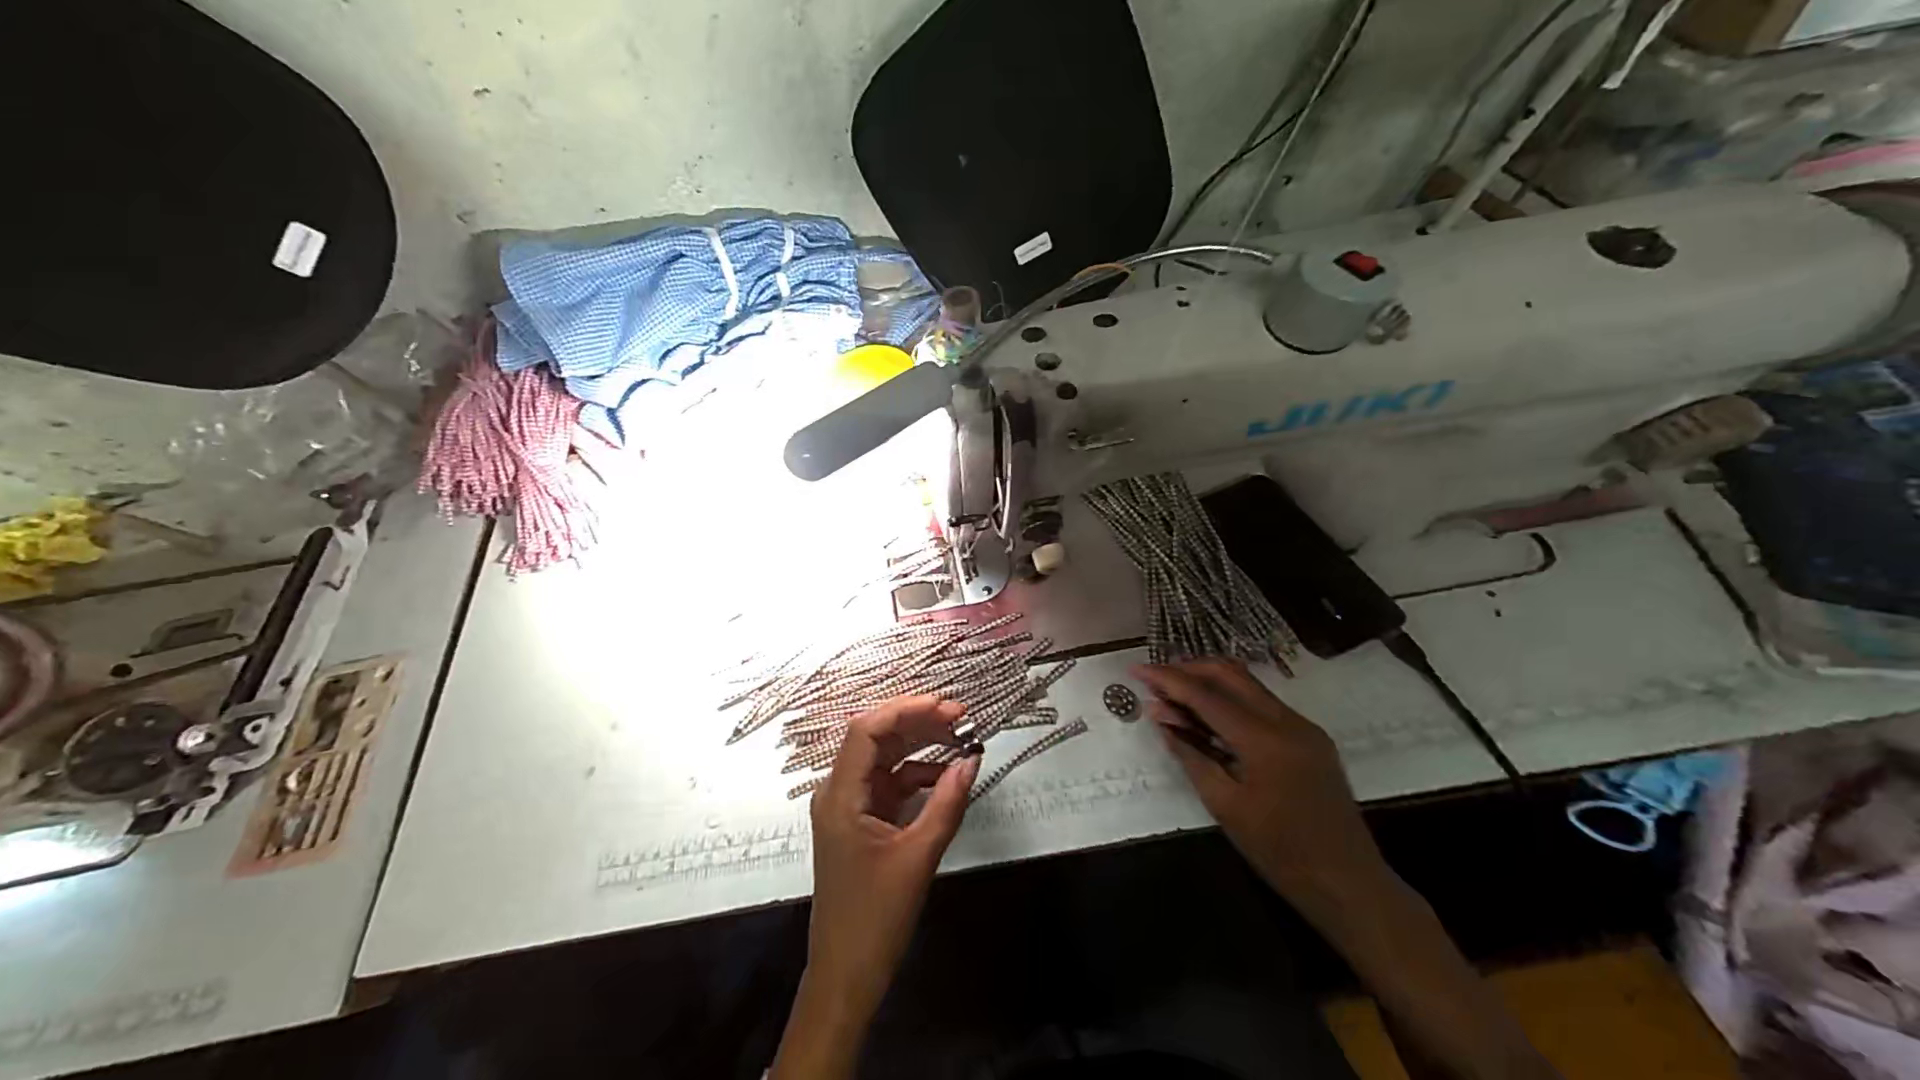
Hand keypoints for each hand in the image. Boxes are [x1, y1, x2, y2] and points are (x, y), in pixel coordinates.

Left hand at [803, 695, 980, 1017]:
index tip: (946, 705)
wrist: (846, 974)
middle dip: (918, 722)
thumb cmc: (875, 917)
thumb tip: (972, 759)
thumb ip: (946, 803)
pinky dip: (917, 775)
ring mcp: (849, 807)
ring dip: (920, 746)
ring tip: (960, 739)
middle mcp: (839, 792)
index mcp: (840, 795)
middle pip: (875, 738)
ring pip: (884, 759)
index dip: (905, 709)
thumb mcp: (918, 856)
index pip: (866, 730)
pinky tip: (946, 776)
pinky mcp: (862, 822)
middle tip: (961, 717)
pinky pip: (890, 784)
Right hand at [1135, 659, 1388, 902]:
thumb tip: (1159, 715)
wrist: (1346, 882)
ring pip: (1248, 684)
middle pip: (1230, 674)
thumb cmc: (1279, 852)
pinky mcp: (1309, 737)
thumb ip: (1190, 753)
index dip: (1168, 679)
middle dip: (1188, 669)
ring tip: (1173, 692)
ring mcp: (1303, 726)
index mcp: (1265, 739)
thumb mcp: (1224, 804)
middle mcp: (1287, 720)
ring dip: (1209, 681)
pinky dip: (1230, 699)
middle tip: (1154, 677)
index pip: (1207, 695)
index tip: (1136, 670)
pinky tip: (1207, 715)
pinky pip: (1262, 704)